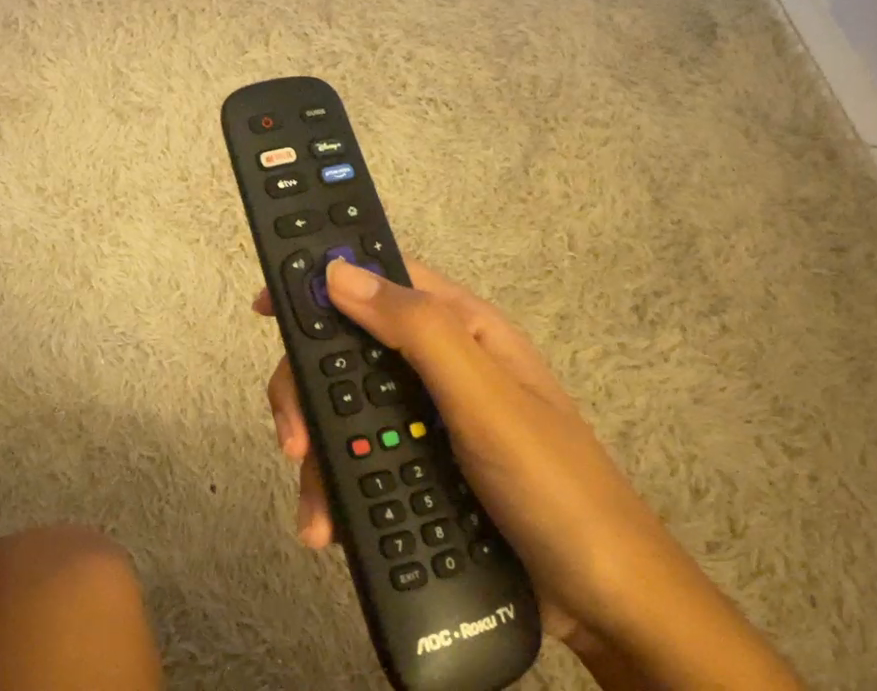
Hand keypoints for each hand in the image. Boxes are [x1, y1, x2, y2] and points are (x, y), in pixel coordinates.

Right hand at [258, 257, 800, 687]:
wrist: (610, 606)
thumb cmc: (557, 491)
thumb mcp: (486, 403)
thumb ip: (416, 331)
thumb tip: (336, 271)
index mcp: (463, 331)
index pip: (380, 280)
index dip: (321, 281)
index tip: (267, 309)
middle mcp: (440, 369)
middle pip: (345, 355)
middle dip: (308, 396)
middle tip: (292, 441)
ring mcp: (428, 423)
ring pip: (345, 415)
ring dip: (320, 457)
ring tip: (316, 512)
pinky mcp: (422, 472)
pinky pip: (360, 464)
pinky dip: (338, 492)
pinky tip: (331, 526)